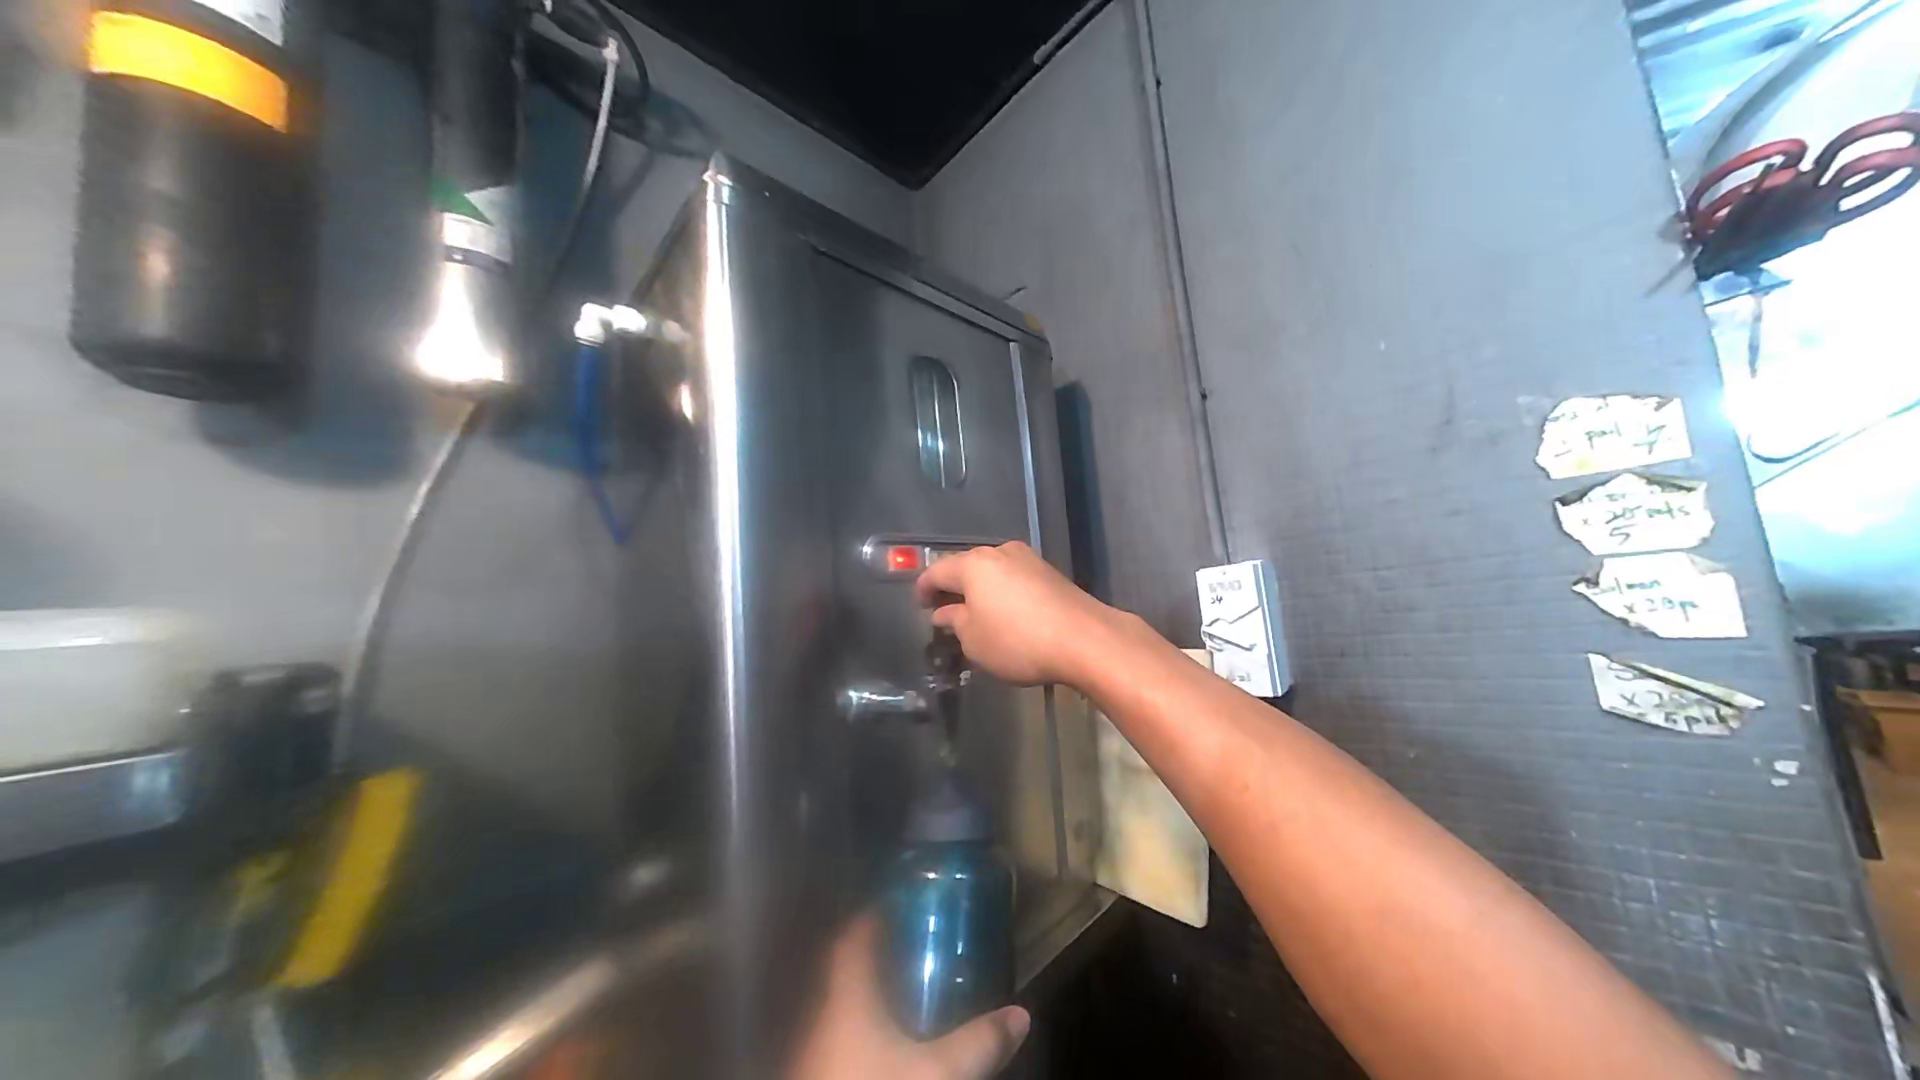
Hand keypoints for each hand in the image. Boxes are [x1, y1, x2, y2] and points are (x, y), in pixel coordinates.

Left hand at [789, 916, 1030, 1079]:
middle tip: (912, 945)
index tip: (899, 900)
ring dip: (868, 992)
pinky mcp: (818, 1070)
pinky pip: (838, 1034)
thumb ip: (978, 1042)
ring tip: (904, 989)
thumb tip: (1021, 1015)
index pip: (854, 935)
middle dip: (876, 954)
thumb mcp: (936, 1073)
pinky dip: (861, 1027)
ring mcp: (815, 1046)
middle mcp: (825, 1013)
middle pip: (845, 968)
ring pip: (840, 1003)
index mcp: (849, 996)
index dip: (875, 914)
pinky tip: (885, 1042)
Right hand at [914, 542, 1131, 687]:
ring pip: (992, 571)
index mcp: (974, 564)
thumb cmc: (1018, 640)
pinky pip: (1014, 578)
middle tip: (943, 608)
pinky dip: (1002, 592)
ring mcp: (1029, 559)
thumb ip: (955, 622)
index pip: (937, 570)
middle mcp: (1000, 553)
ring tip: (974, 612)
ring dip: (980, 589)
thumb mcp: (975, 640)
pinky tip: (1003, 612)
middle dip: (953, 586)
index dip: (924, 587)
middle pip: (966, 566)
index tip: (918, 603)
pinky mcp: (1050, 573)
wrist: (1085, 639)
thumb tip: (945, 612)